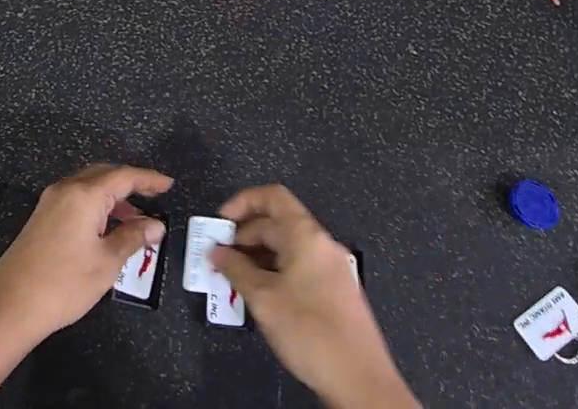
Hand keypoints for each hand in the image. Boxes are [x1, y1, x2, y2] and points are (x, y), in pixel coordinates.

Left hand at [0, 164, 172, 344]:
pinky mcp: (42, 217)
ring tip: (135, 220)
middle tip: (153, 198)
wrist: (11, 305)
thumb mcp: (107, 262)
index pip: (124, 176)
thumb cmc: (64, 283)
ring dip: (113, 197)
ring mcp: (50, 202)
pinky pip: (76, 199)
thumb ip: (133, 237)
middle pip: (105, 174)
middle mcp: (66, 189)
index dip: (149, 179)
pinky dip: (96, 206)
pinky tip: (106, 228)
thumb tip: (155, 225)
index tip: (168, 184)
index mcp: (84, 194)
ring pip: (89, 187)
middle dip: (131, 184)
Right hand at [210, 186, 418, 408]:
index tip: (219, 224)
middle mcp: (322, 244)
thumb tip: (216, 252)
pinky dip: (275, 271)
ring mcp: (332, 267)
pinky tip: (260, 295)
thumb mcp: (264, 299)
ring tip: (234, 280)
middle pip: (277, 223)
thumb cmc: (309, 331)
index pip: (272, 197)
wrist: (361, 380)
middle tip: (219, 259)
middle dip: (244, 236)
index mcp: (307, 235)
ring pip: (287, 248)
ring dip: (258, 257)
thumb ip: (236, 270)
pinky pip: (299, 266)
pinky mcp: (335, 290)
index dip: (242, 202)